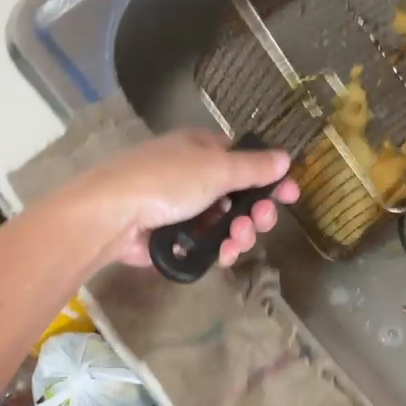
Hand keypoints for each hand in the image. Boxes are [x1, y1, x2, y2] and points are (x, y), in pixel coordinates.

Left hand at [78, 129, 300, 269]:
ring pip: (225, 224)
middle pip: (239, 196)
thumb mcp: (216, 169)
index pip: (245, 160)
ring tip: (236, 242)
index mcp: (202, 148)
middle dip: (255, 212)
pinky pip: (206, 243)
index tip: (291, 195)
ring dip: (239, 234)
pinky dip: (219, 249)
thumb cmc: (166, 182)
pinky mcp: (174, 237)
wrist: (114, 215)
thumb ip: (253, 168)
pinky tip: (222, 256)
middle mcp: (194, 175)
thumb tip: (285, 158)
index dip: (270, 178)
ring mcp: (183, 208)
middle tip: (260, 223)